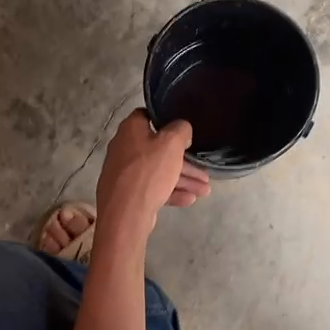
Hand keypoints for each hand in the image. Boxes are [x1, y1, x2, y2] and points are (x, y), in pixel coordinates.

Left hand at [95, 110, 210, 238]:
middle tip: (203, 170)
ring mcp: (125, 172)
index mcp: (131, 129)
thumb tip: (182, 128)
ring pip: (158, 171)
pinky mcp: (128, 193)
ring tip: (204, 190)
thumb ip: (181, 130)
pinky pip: (152, 188)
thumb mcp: (171, 143)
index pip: (147, 115)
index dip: (166, 120)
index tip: (183, 130)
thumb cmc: (149, 171)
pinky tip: (189, 199)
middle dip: (184, 160)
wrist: (124, 214)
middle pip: (158, 149)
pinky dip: (170, 191)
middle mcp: (125, 147)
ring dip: (182, 179)